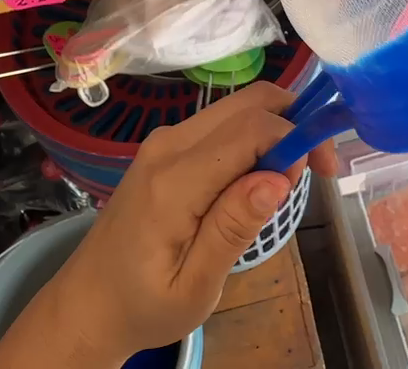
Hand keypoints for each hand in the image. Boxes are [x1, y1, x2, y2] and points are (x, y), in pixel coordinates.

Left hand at [0, 82, 305, 368]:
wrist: (87, 302)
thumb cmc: (143, 305)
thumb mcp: (195, 287)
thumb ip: (233, 228)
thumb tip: (278, 176)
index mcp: (174, 180)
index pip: (250, 129)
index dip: (295, 139)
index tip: (320, 175)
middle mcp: (170, 144)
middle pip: (248, 103)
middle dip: (294, 121)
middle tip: (320, 168)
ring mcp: (167, 139)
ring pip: (238, 106)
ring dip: (277, 127)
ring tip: (293, 177)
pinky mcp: (169, 145)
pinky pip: (223, 122)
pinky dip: (255, 135)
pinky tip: (262, 174)